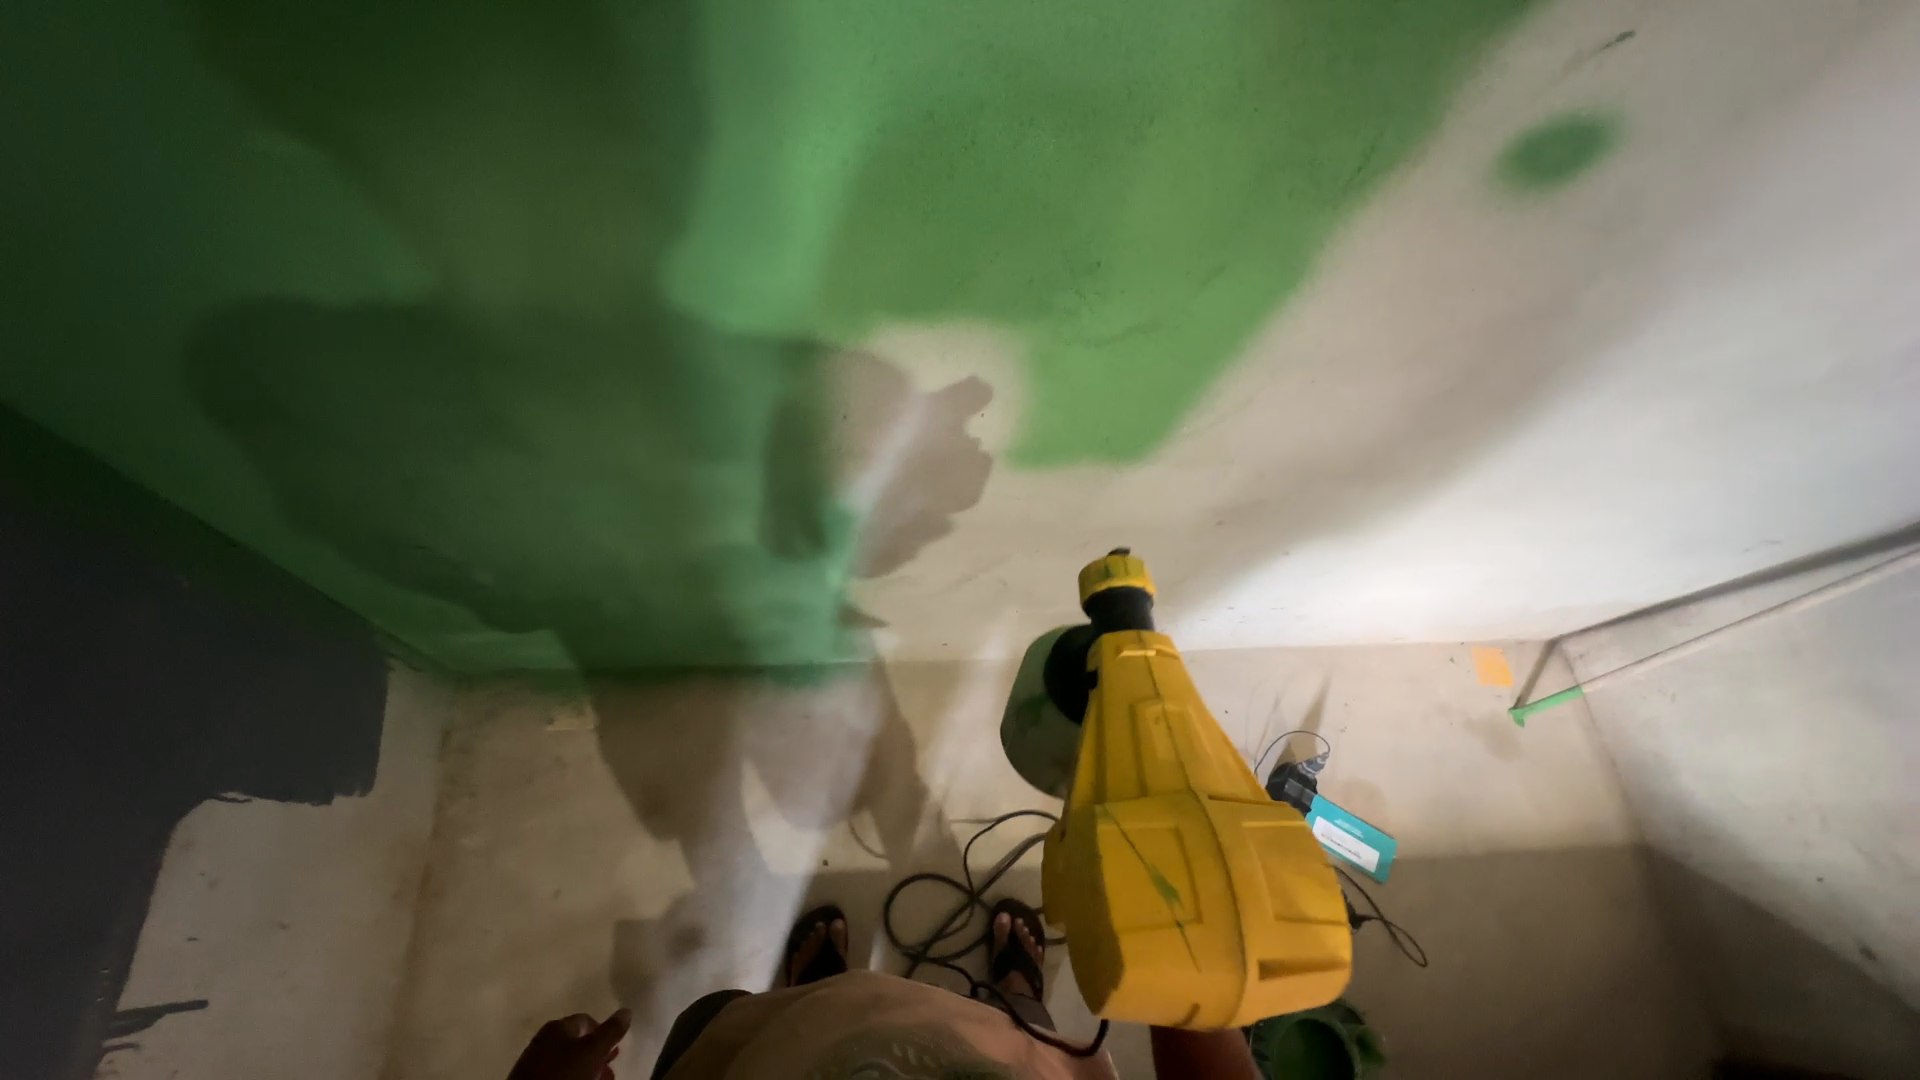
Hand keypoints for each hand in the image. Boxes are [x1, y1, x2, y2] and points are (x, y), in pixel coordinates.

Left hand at [507, 1008, 631, 1079]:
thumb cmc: (564, 1074)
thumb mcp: (594, 1051)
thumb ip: (611, 1030)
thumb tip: (626, 1011)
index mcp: (557, 1027)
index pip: (587, 1021)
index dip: (604, 1034)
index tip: (614, 1052)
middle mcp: (543, 1040)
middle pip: (578, 1043)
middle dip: (597, 1057)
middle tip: (608, 1072)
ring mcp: (533, 1063)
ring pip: (568, 1062)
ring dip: (587, 1071)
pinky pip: (556, 1075)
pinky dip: (571, 1078)